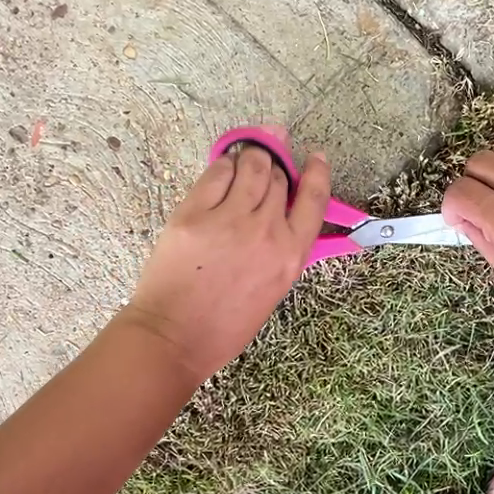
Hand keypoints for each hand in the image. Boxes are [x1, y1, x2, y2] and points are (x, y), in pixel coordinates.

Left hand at [118, 140, 329, 380]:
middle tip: (266, 164)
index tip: (316, 157)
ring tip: (245, 159)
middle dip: (276, 167)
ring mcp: (229, 219)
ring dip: (251, 158)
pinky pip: (216, 173)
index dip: (317, 172)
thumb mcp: (274, 288)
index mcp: (291, 255)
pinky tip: (222, 170)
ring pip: (251, 166)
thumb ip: (283, 249)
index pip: (315, 198)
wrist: (176, 337)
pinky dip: (224, 165)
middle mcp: (266, 231)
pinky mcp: (193, 213)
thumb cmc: (226, 324)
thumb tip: (281, 213)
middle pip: (279, 178)